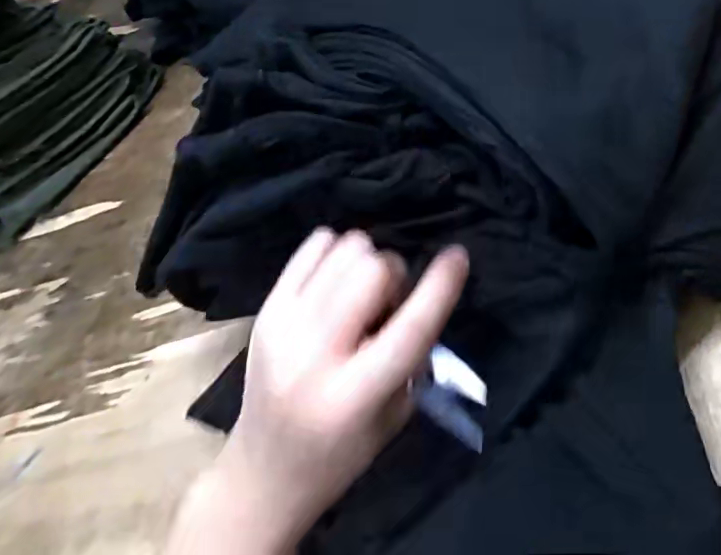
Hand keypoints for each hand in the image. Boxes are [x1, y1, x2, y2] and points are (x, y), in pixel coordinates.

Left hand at [168, 229, 469, 554]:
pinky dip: (336, 252)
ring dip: (366, 262)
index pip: (409, 329)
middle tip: (388, 305)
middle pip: (372, 270)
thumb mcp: (394, 414)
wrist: (263, 475)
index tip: (458, 256)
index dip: (440, 287)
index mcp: (354, 395)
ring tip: (358, 297)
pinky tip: (335, 283)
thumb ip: (414, 352)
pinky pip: (315, 245)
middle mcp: (314, 355)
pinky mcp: (266, 308)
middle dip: (395, 276)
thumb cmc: (341, 453)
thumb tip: (422, 289)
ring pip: (345, 249)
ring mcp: (284, 325)